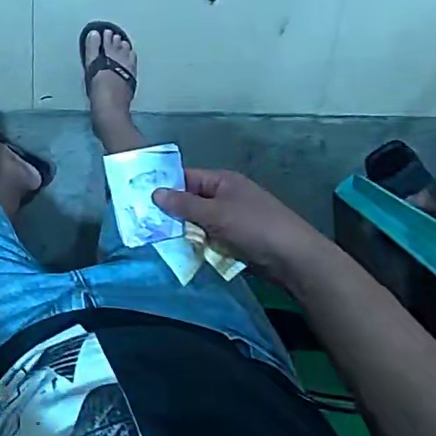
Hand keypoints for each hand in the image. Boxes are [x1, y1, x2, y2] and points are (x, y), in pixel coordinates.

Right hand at [151, 168, 325, 275]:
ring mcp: (233, 219)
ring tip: (158, 241)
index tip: (141, 199)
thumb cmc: (254, 227)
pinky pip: (211, 239)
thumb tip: (156, 192)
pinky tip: (183, 254)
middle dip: (172, 213)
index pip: (187, 177)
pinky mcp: (238, 240)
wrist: (294, 258)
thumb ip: (184, 204)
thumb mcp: (215, 213)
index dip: (166, 186)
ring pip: (200, 223)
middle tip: (144, 224)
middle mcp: (227, 196)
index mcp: (223, 181)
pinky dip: (199, 245)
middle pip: (192, 201)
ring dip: (185, 232)